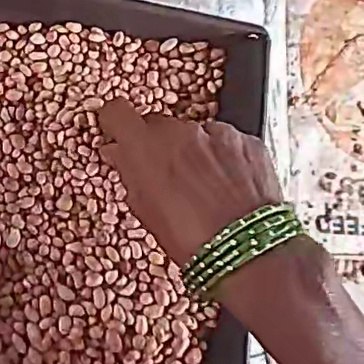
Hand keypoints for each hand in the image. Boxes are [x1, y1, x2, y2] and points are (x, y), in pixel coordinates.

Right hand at [96, 99, 283, 263]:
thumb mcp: (144, 209)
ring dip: (194, 152)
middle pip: (159, 124)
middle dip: (159, 144)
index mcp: (145, 146)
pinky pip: (227, 142)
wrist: (247, 252)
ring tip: (204, 188)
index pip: (117, 111)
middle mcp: (180, 131)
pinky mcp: (247, 141)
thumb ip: (129, 172)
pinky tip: (228, 186)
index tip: (118, 130)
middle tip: (166, 175)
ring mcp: (217, 132)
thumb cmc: (189, 238)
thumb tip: (119, 153)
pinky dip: (225, 158)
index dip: (116, 121)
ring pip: (196, 134)